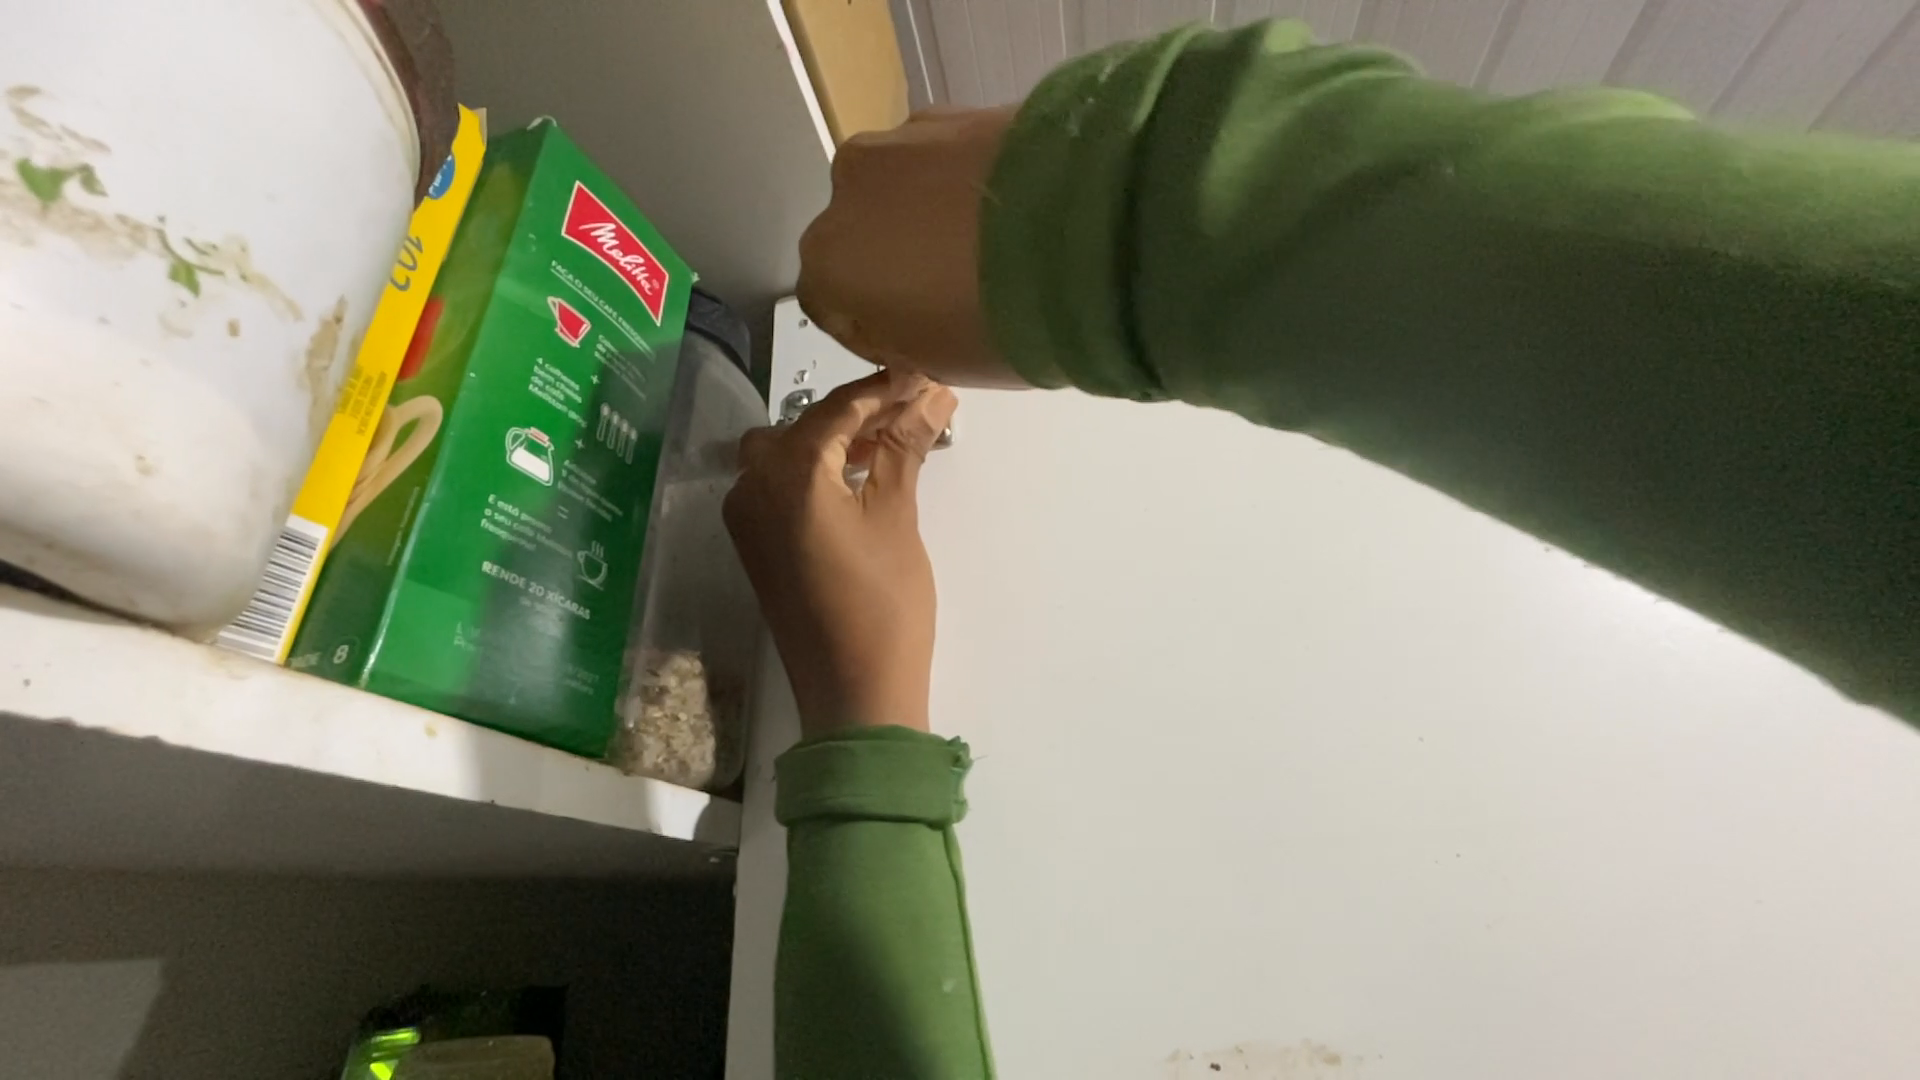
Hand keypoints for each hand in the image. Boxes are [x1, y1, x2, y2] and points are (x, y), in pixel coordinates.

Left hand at [724, 373, 959, 735]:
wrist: (854, 693)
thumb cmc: (884, 603)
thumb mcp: (897, 517)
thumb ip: (904, 448)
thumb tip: (932, 396)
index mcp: (787, 473)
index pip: (838, 409)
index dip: (884, 388)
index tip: (923, 377)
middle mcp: (752, 487)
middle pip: (804, 427)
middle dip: (856, 414)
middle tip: (911, 412)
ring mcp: (747, 519)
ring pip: (786, 455)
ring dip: (832, 442)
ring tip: (889, 445)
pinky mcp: (756, 547)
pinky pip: (779, 488)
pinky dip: (814, 474)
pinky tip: (857, 480)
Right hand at [798, 106, 1027, 387]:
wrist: (1084, 235)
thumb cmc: (997, 320)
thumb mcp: (938, 365)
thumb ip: (901, 344)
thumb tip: (903, 328)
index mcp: (828, 265)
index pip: (832, 308)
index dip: (873, 329)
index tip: (912, 340)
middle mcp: (847, 191)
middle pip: (863, 239)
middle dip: (897, 265)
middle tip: (953, 293)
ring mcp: (902, 139)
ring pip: (902, 193)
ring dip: (929, 221)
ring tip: (990, 252)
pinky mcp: (956, 110)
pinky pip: (945, 162)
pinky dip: (964, 188)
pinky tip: (1010, 216)